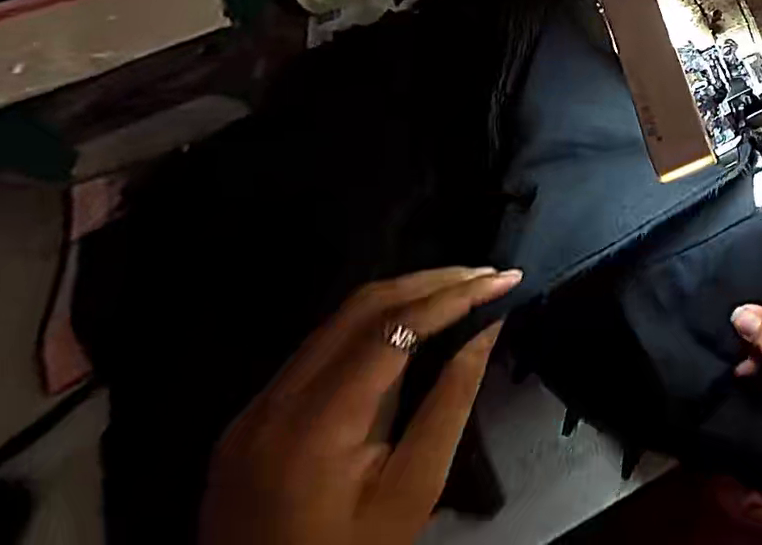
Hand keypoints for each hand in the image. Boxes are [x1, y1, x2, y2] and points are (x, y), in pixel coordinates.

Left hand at [198, 267, 522, 544]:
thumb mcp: (415, 486)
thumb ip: (452, 399)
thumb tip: (489, 327)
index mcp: (315, 427)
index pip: (394, 328)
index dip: (456, 295)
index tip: (506, 279)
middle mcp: (274, 404)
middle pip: (362, 307)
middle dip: (434, 281)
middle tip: (490, 275)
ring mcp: (257, 407)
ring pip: (340, 318)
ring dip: (407, 293)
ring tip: (464, 288)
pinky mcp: (255, 414)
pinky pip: (324, 344)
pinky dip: (377, 319)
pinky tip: (416, 320)